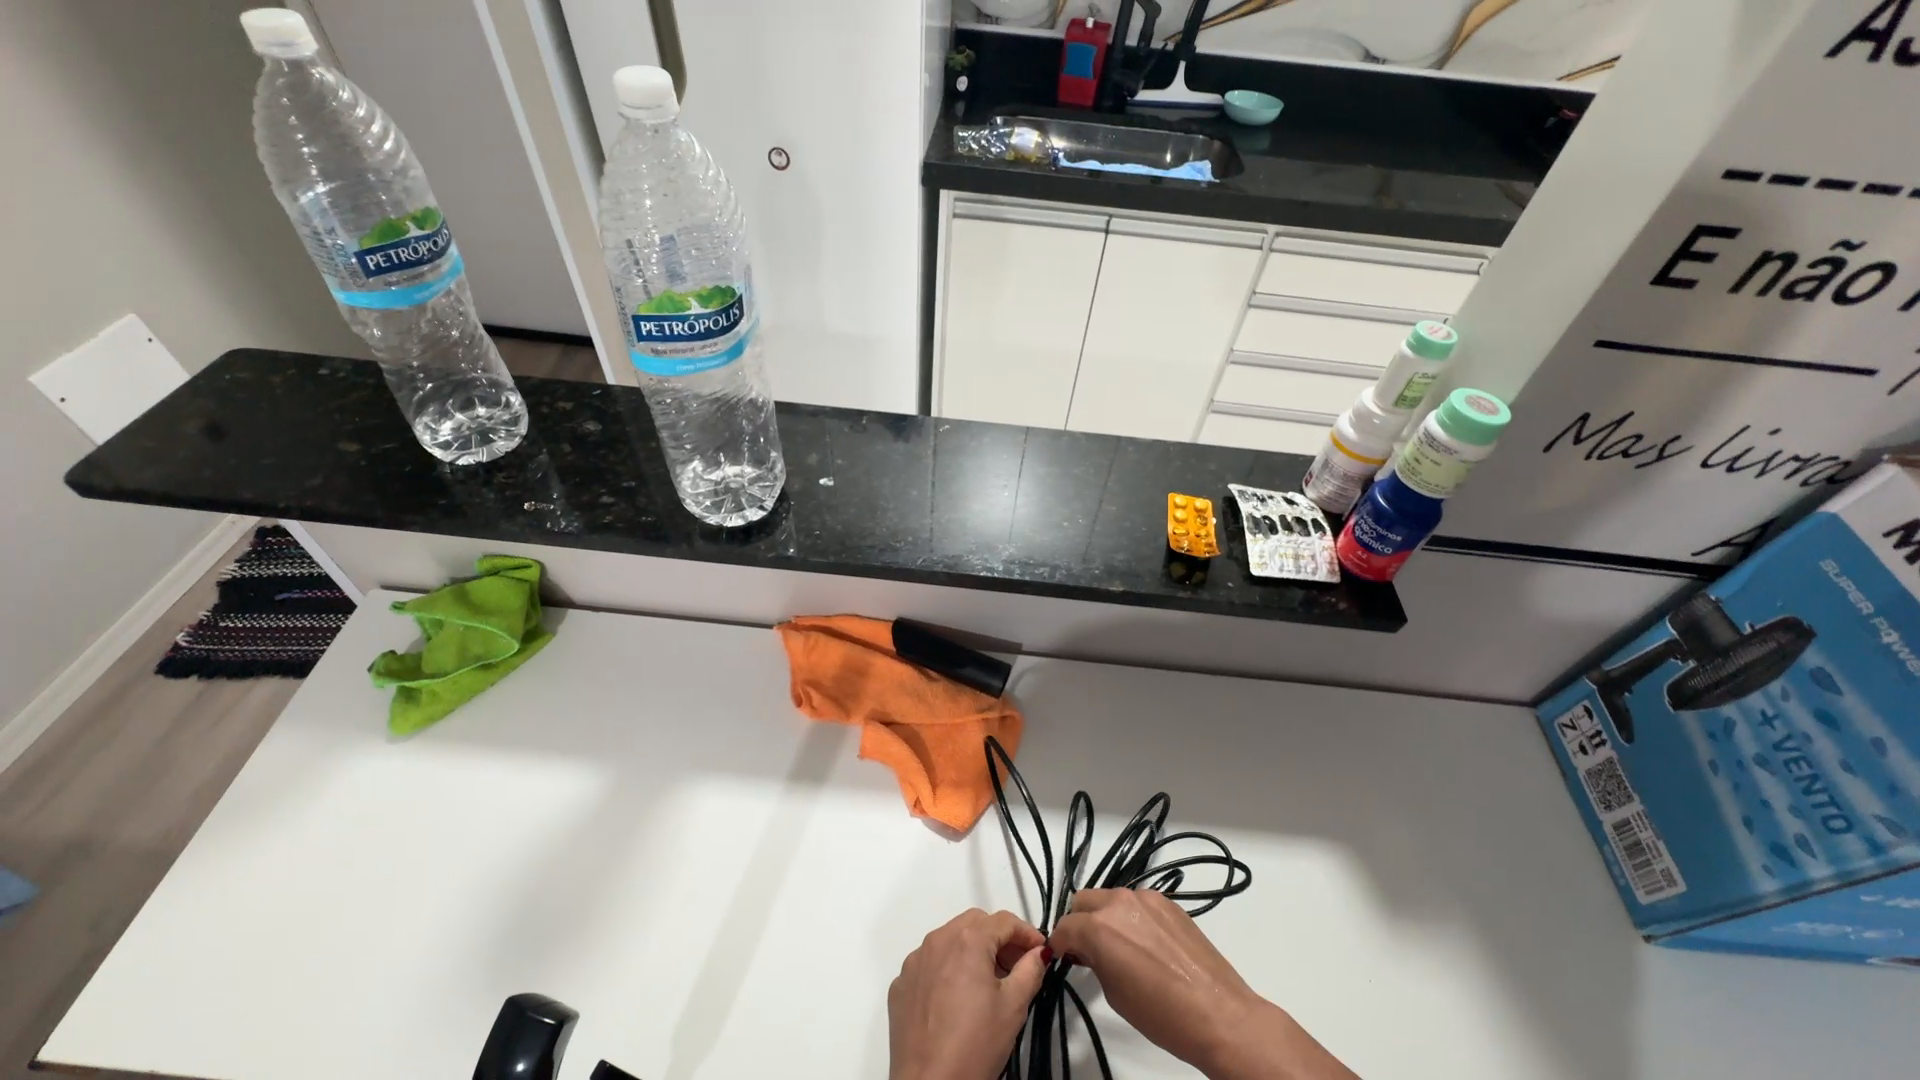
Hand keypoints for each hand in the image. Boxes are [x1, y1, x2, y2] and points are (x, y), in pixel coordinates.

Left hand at [889, 908, 1049, 1079]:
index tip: (1041, 951)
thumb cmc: (976, 1044)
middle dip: (999, 938)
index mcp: (966, 940)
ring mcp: (913, 962)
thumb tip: (1038, 952)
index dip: (1026, 932)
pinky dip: (947, 969)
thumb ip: (1030, 970)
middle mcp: (936, 941)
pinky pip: (928, 964)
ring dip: (972, 950)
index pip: (1004, 921)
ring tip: (988, 983)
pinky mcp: (900, 985)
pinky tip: (957, 1000)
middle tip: (1016, 965)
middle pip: (974, 923)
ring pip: (949, 940)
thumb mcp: (1014, 1006)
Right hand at [1049, 889, 1357, 1079]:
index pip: (1064, 927)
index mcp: (1099, 927)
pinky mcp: (1170, 903)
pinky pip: (1138, 903)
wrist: (1219, 1015)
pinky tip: (1146, 945)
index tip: (1064, 958)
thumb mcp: (1113, 993)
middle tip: (1089, 951)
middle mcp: (1120, 902)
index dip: (1060, 945)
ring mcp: (1148, 899)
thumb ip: (1094, 961)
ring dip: (1106, 916)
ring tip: (1121, 947)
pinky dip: (1132, 917)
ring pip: (1111, 897)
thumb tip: (1089, 951)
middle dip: (1079, 923)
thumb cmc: (1161, 1014)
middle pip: (1083, 901)